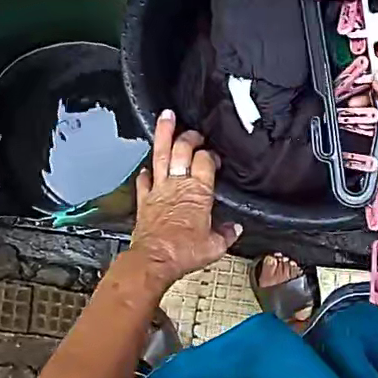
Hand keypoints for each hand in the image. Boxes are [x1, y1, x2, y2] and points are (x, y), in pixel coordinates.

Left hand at [123, 110, 240, 290]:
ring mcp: (158, 190)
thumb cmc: (183, 252)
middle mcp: (177, 186)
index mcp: (198, 192)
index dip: (211, 155)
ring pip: (161, 155)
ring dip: (163, 135)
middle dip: (190, 137)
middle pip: (183, 150)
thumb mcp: (214, 246)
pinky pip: (143, 180)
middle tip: (194, 133)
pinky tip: (146, 167)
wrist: (154, 261)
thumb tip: (234, 229)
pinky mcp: (144, 201)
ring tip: (166, 117)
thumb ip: (226, 234)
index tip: (214, 157)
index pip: (205, 161)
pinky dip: (145, 172)